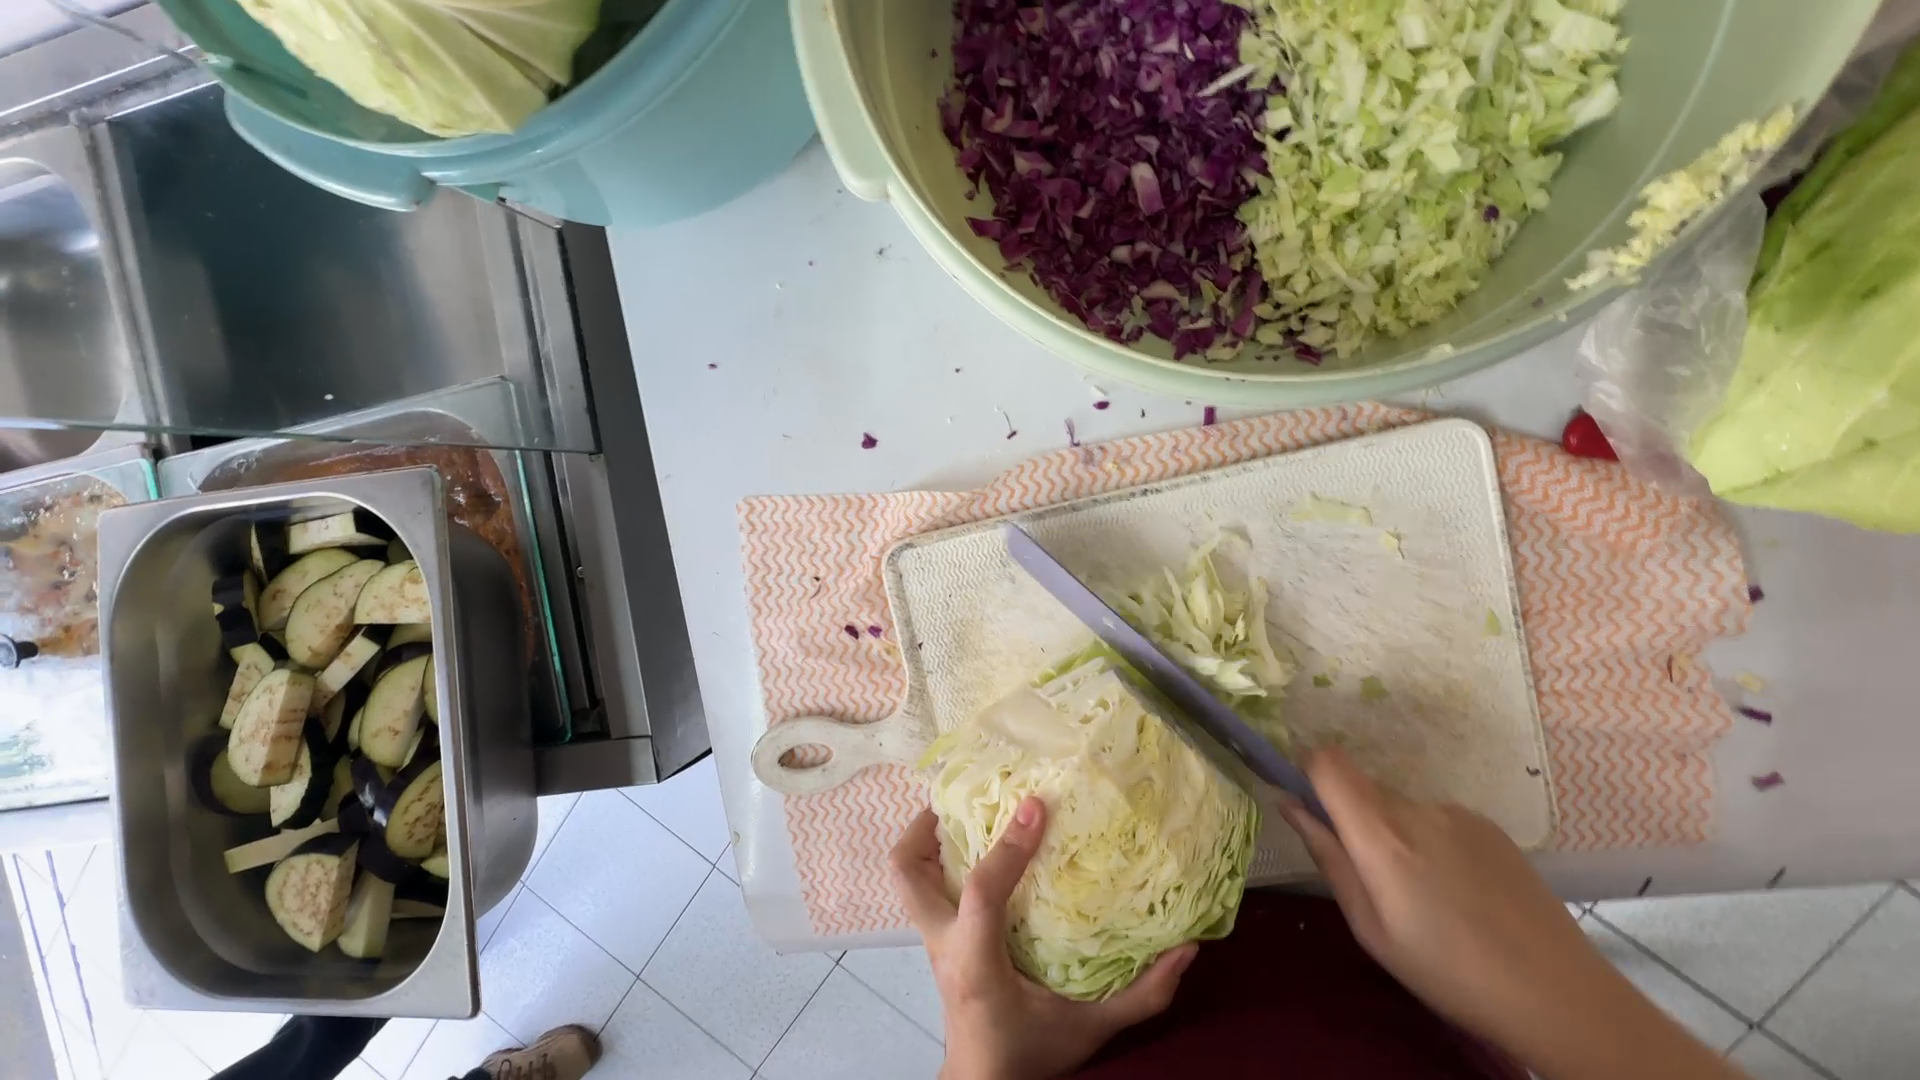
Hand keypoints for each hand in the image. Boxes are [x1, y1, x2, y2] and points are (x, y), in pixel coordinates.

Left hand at [890, 797, 1197, 1079]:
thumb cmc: (1031, 1052)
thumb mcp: (1092, 1029)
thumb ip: (1141, 994)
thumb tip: (1188, 948)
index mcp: (978, 962)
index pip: (982, 892)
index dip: (1009, 847)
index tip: (1037, 808)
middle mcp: (945, 944)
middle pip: (907, 872)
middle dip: (925, 826)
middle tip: (966, 798)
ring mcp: (932, 943)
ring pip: (903, 877)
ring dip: (923, 838)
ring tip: (961, 812)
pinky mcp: (935, 942)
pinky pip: (918, 888)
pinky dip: (932, 860)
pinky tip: (971, 848)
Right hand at [1277, 746, 1742, 1079]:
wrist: (1558, 994)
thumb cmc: (1446, 970)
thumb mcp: (1369, 926)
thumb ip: (1328, 857)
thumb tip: (1290, 805)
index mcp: (1379, 833)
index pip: (1327, 762)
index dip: (1307, 768)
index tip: (1303, 799)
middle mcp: (1415, 808)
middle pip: (1362, 785)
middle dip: (1350, 815)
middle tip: (1367, 873)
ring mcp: (1457, 813)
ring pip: (1400, 806)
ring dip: (1393, 833)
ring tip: (1421, 893)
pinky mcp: (1489, 826)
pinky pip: (1437, 819)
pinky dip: (1429, 841)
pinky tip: (1457, 892)